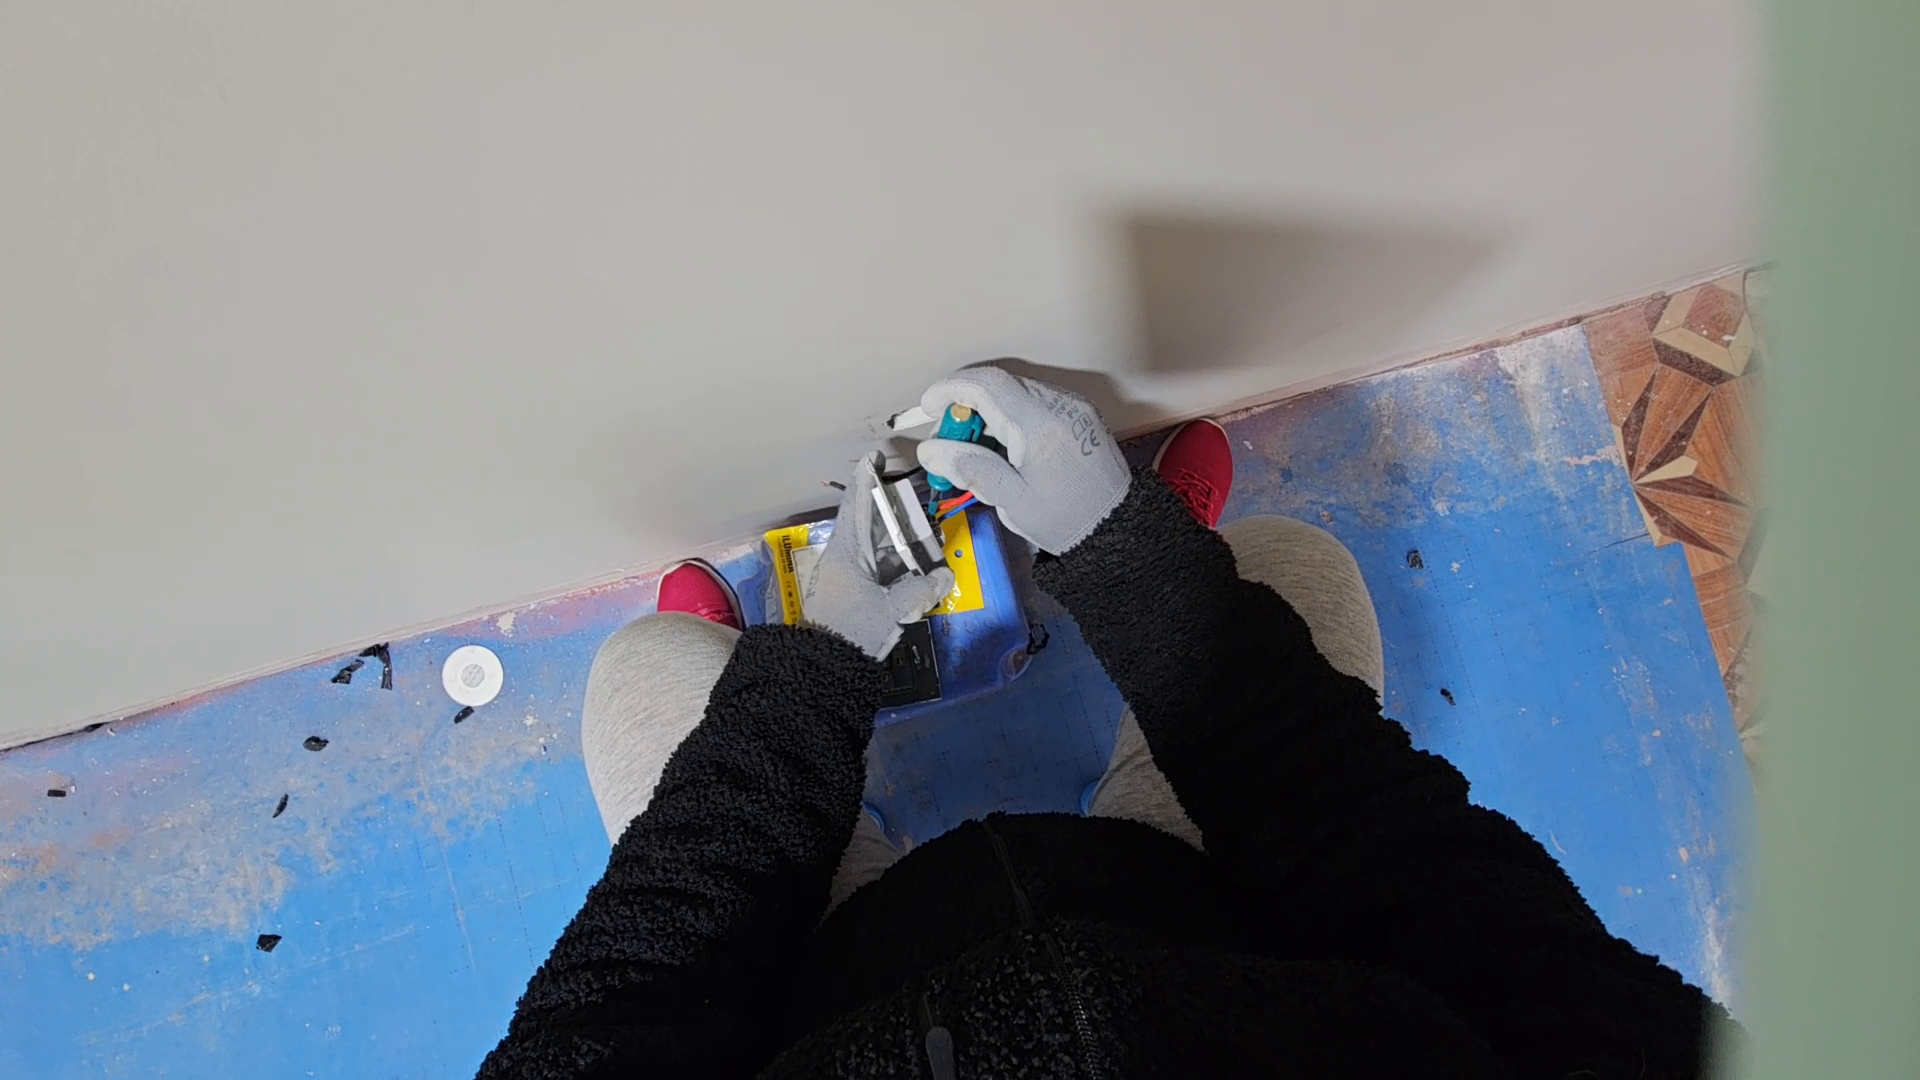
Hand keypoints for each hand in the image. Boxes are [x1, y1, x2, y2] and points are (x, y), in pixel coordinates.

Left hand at [801, 451, 956, 658]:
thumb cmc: (850, 630)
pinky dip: (902, 564)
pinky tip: (922, 565)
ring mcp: (851, 576)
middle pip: (873, 523)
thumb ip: (919, 589)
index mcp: (846, 552)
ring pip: (881, 547)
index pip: (855, 504)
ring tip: (928, 533)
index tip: (876, 456)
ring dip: (904, 541)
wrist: (825, 667)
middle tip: (920, 497)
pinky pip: (883, 569)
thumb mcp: (889, 608)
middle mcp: (846, 558)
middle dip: (897, 510)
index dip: (866, 478)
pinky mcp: (858, 593)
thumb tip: (944, 576)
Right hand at [916, 365, 1130, 553]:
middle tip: (948, 442)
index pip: (987, 385)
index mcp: (1040, 425)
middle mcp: (1059, 406)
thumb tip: (932, 451)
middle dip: (966, 408)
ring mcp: (1072, 408)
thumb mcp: (1011, 500)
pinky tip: (1001, 449)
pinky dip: (1010, 418)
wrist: (1117, 528)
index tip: (929, 407)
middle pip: (999, 387)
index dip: (951, 389)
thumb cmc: (1067, 519)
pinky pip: (1034, 404)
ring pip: (1016, 394)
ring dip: (987, 414)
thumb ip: (971, 468)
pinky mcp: (1078, 417)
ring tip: (974, 452)